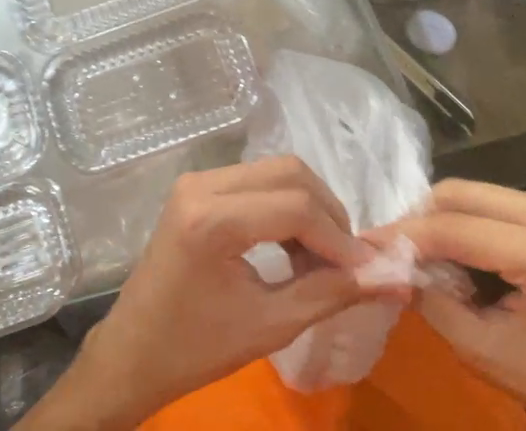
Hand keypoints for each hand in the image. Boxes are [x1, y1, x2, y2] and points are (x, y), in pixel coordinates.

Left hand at [19, 157, 391, 429]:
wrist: (134, 353)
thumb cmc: (197, 347)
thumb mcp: (270, 325)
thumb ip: (331, 293)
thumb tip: (391, 278)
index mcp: (212, 219)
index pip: (296, 207)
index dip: (340, 238)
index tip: (369, 272)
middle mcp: (201, 185)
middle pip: (288, 173)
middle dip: (328, 213)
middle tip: (349, 261)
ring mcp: (195, 182)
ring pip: (273, 172)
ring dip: (307, 208)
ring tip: (324, 259)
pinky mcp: (195, 189)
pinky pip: (253, 182)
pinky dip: (283, 207)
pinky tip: (294, 247)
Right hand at [376, 180, 525, 430]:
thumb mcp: (493, 357)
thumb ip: (435, 304)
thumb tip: (390, 267)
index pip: (452, 227)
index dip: (401, 235)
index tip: (362, 245)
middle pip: (462, 194)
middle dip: (419, 220)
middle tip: (391, 251)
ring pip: (480, 194)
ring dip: (445, 221)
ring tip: (425, 259)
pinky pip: (504, 206)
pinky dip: (474, 225)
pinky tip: (464, 257)